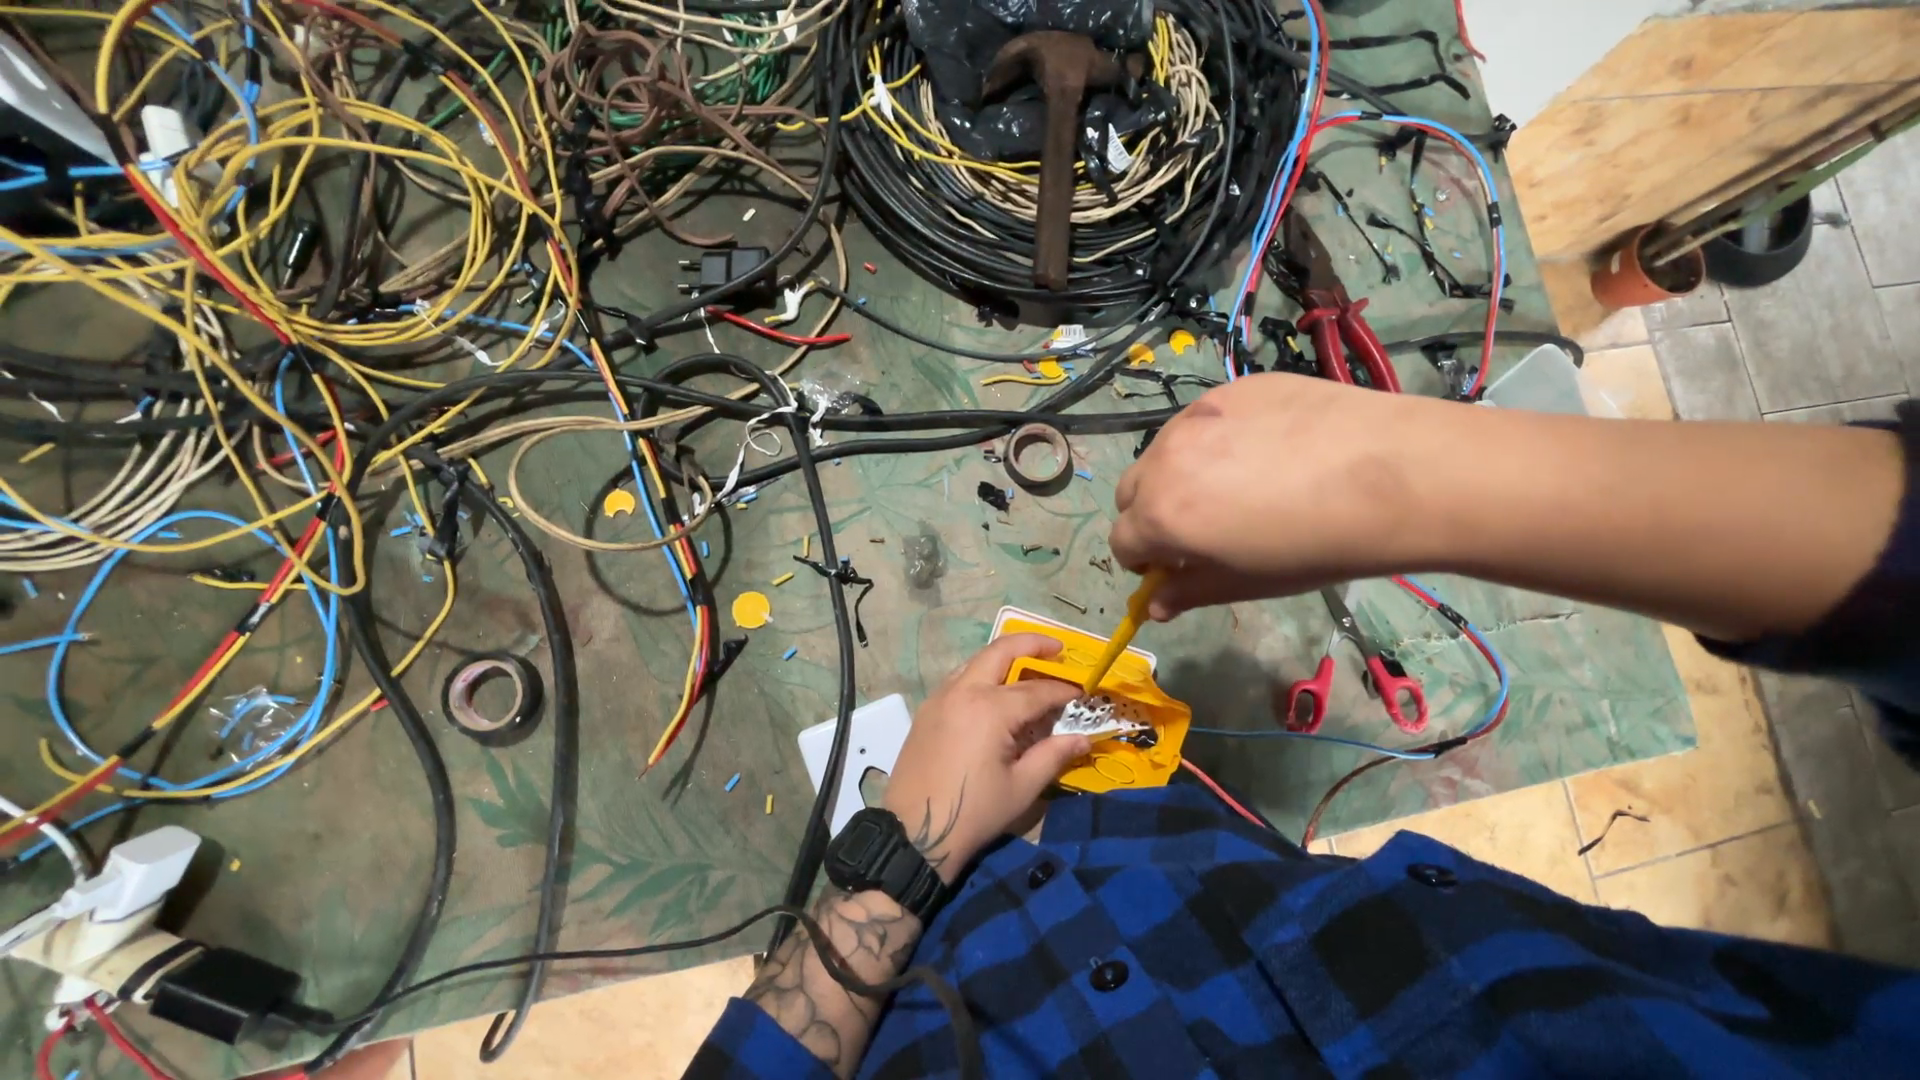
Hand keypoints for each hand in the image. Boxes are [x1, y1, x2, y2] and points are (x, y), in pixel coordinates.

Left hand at [883, 634, 1088, 882]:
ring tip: (1028, 667)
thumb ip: (1053, 755)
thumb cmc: (974, 811)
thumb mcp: (1021, 787)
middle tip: (1057, 649)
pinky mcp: (927, 710)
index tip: (1083, 695)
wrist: (915, 832)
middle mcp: (963, 692)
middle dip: (1031, 644)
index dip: (1064, 692)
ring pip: (976, 662)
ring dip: (1003, 657)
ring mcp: (940, 698)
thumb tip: (1082, 738)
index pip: (1037, 690)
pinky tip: (994, 692)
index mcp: (990, 709)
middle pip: (1000, 652)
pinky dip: (981, 674)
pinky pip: (959, 678)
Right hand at [1111, 373, 1438, 619]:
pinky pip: (1204, 419)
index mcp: (1160, 515)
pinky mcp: (1232, 388)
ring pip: (1164, 452)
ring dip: (1179, 474)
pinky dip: (1215, 439)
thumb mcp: (1247, 581)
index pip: (1121, 541)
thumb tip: (1154, 606)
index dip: (1144, 560)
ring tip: (1239, 483)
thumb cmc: (1316, 546)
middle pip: (1131, 492)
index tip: (1176, 566)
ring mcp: (1197, 415)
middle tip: (1204, 526)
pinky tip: (1269, 450)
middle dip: (1152, 514)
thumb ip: (1189, 592)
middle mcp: (1164, 459)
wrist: (1395, 474)